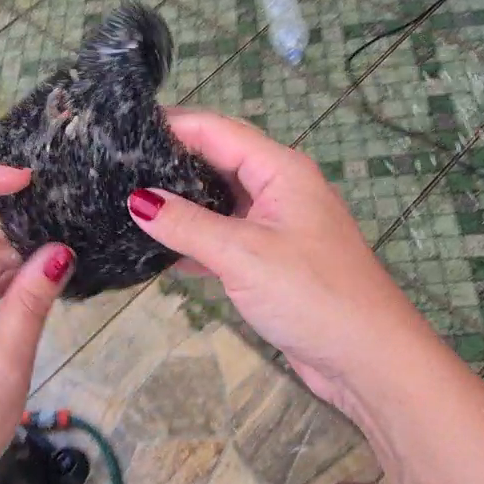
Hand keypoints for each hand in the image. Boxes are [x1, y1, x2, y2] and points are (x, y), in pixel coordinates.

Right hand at [127, 109, 435, 412]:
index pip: (216, 131)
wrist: (369, 358)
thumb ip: (187, 224)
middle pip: (217, 160)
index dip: (172, 125)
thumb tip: (136, 199)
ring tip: (125, 203)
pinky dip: (195, 241)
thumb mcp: (243, 254)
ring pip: (219, 201)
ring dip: (180, 204)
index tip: (121, 129)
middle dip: (171, 162)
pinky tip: (157, 251)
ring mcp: (276, 225)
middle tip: (114, 167)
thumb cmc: (312, 294)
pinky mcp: (271, 259)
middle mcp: (279, 188)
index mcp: (280, 170)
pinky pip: (225, 237)